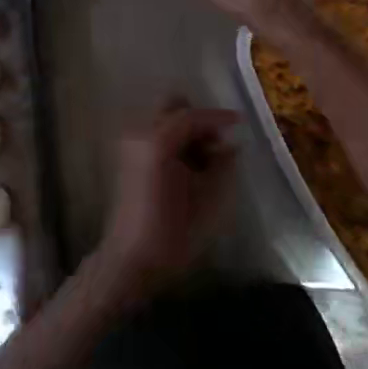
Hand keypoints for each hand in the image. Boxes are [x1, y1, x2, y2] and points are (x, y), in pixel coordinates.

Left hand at [97, 103, 238, 293]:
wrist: (130, 260)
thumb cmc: (171, 232)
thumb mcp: (207, 197)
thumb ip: (221, 165)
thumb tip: (231, 147)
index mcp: (158, 141)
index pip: (192, 116)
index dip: (218, 117)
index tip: (240, 122)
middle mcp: (139, 134)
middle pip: (172, 108)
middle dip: (198, 120)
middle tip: (218, 143)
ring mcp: (130, 145)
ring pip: (164, 120)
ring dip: (186, 131)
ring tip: (206, 161)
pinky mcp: (127, 158)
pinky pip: (155, 135)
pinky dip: (173, 141)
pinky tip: (189, 168)